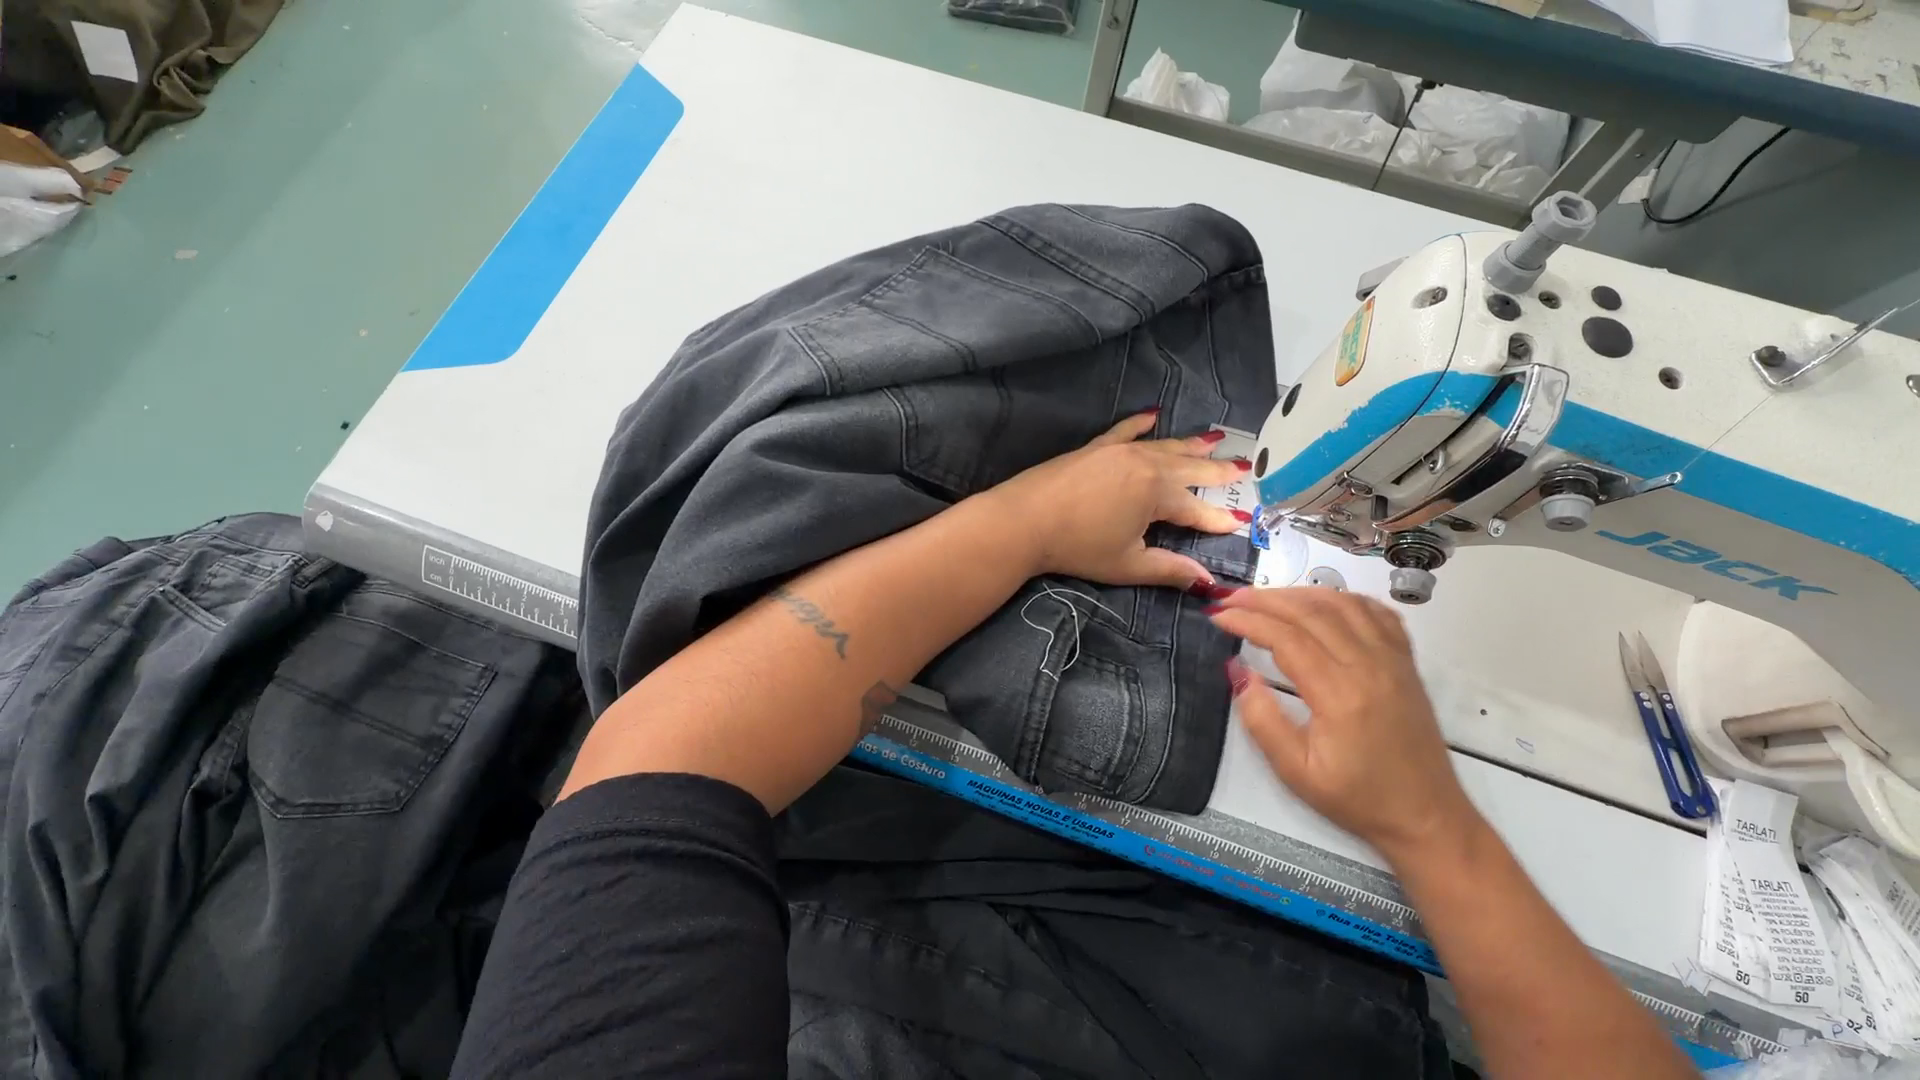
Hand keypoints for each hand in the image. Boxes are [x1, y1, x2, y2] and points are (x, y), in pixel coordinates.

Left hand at [981, 410, 1248, 588]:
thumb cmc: (1077, 547)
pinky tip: (1153, 414)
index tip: (1242, 522)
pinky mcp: (1096, 448)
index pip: (1196, 509)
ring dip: (1190, 445)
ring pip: (1164, 446)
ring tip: (1215, 440)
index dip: (1218, 519)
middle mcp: (1145, 465)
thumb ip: (1169, 569)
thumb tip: (1207, 581)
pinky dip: (1140, 423)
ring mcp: (1119, 452)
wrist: (1023, 520)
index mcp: (1157, 494)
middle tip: (1243, 469)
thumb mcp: (1127, 565)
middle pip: (1188, 467)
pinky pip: (1125, 430)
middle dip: (1217, 471)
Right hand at [1209, 587, 1482, 863]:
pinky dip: (1344, 599)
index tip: (1217, 616)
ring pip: (1343, 604)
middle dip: (1264, 599)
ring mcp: (1393, 660)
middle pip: (1311, 611)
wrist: (1427, 816)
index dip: (1248, 621)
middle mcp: (1369, 666)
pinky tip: (1321, 603)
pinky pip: (1376, 613)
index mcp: (1340, 694)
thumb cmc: (1358, 798)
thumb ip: (1262, 719)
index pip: (1286, 637)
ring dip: (1300, 593)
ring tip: (1266, 597)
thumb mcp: (1296, 771)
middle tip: (1230, 599)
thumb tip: (1237, 671)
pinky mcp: (1406, 663)